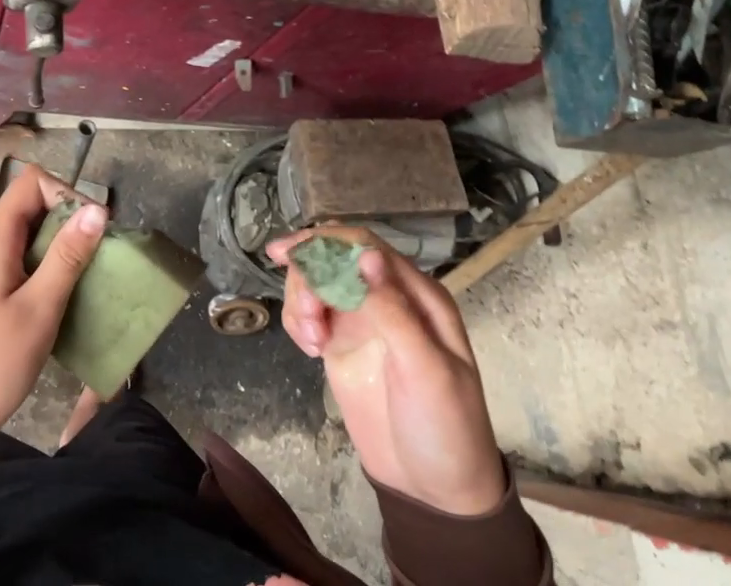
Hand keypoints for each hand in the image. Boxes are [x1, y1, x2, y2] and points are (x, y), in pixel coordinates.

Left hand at [0, 164, 106, 464]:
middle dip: (69, 221)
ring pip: (28, 232)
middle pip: (31, 204)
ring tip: (84, 280)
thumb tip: (97, 209)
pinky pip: (18, 255)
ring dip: (60, 246)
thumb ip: (68, 256)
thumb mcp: (40, 308)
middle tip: (96, 259)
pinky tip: (60, 296)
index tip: (93, 231)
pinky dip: (44, 265)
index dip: (67, 194)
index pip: (32, 182)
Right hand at [268, 225, 506, 514]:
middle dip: (308, 279)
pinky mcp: (340, 345)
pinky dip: (298, 322)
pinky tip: (309, 350)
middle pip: (332, 260)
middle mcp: (386, 298)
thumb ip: (393, 310)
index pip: (364, 246)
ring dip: (300, 303)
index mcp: (417, 295)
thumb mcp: (426, 369)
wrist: (435, 487)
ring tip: (311, 343)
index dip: (324, 242)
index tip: (285, 253)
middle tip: (306, 321)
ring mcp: (361, 321)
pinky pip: (309, 315)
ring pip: (315, 284)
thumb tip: (364, 255)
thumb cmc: (445, 425)